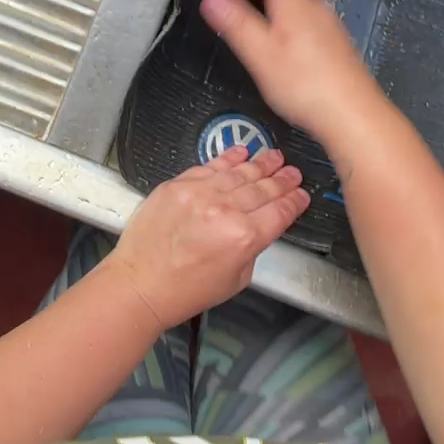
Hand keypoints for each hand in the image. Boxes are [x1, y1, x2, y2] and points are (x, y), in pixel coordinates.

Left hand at [107, 145, 309, 327]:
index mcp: (245, 237)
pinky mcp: (178, 184)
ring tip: (274, 156)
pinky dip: (228, 157)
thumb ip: (252, 246)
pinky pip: (210, 166)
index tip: (302, 194)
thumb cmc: (189, 290)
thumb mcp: (237, 278)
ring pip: (239, 172)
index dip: (294, 202)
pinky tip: (242, 152)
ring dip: (260, 164)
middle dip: (282, 180)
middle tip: (294, 172)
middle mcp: (225, 210)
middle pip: (263, 189)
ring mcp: (200, 193)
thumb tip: (259, 224)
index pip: (279, 213)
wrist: (141, 283)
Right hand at [200, 0, 392, 145]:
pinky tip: (289, 25)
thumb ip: (237, 23)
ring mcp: (327, 24)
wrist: (353, 115)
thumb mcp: (261, 55)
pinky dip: (292, 8)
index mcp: (293, 3)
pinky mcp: (334, 43)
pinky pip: (309, 14)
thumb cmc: (308, 86)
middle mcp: (314, 7)